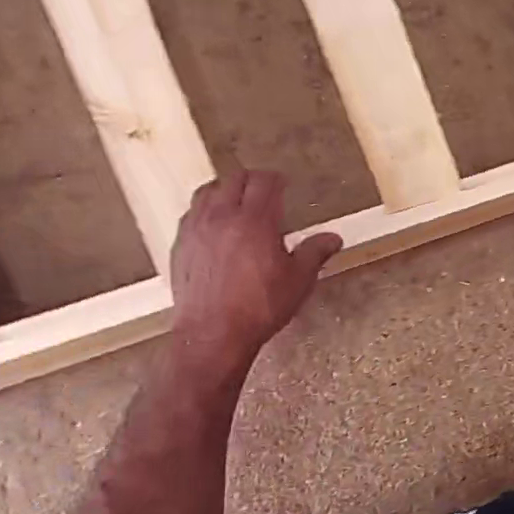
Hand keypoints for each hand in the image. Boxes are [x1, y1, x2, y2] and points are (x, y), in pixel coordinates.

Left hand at [169, 171, 342, 371]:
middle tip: (263, 191)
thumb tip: (333, 239)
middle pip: (234, 180)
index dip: (276, 180)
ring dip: (224, 191)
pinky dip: (205, 211)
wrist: (214, 333)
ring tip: (235, 202)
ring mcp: (197, 228)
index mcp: (256, 221)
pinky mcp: (181, 245)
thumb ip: (314, 254)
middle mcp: (223, 216)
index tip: (282, 184)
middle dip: (251, 181)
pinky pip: (191, 214)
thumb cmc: (259, 309)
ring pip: (208, 191)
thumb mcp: (297, 282)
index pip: (265, 182)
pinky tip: (213, 226)